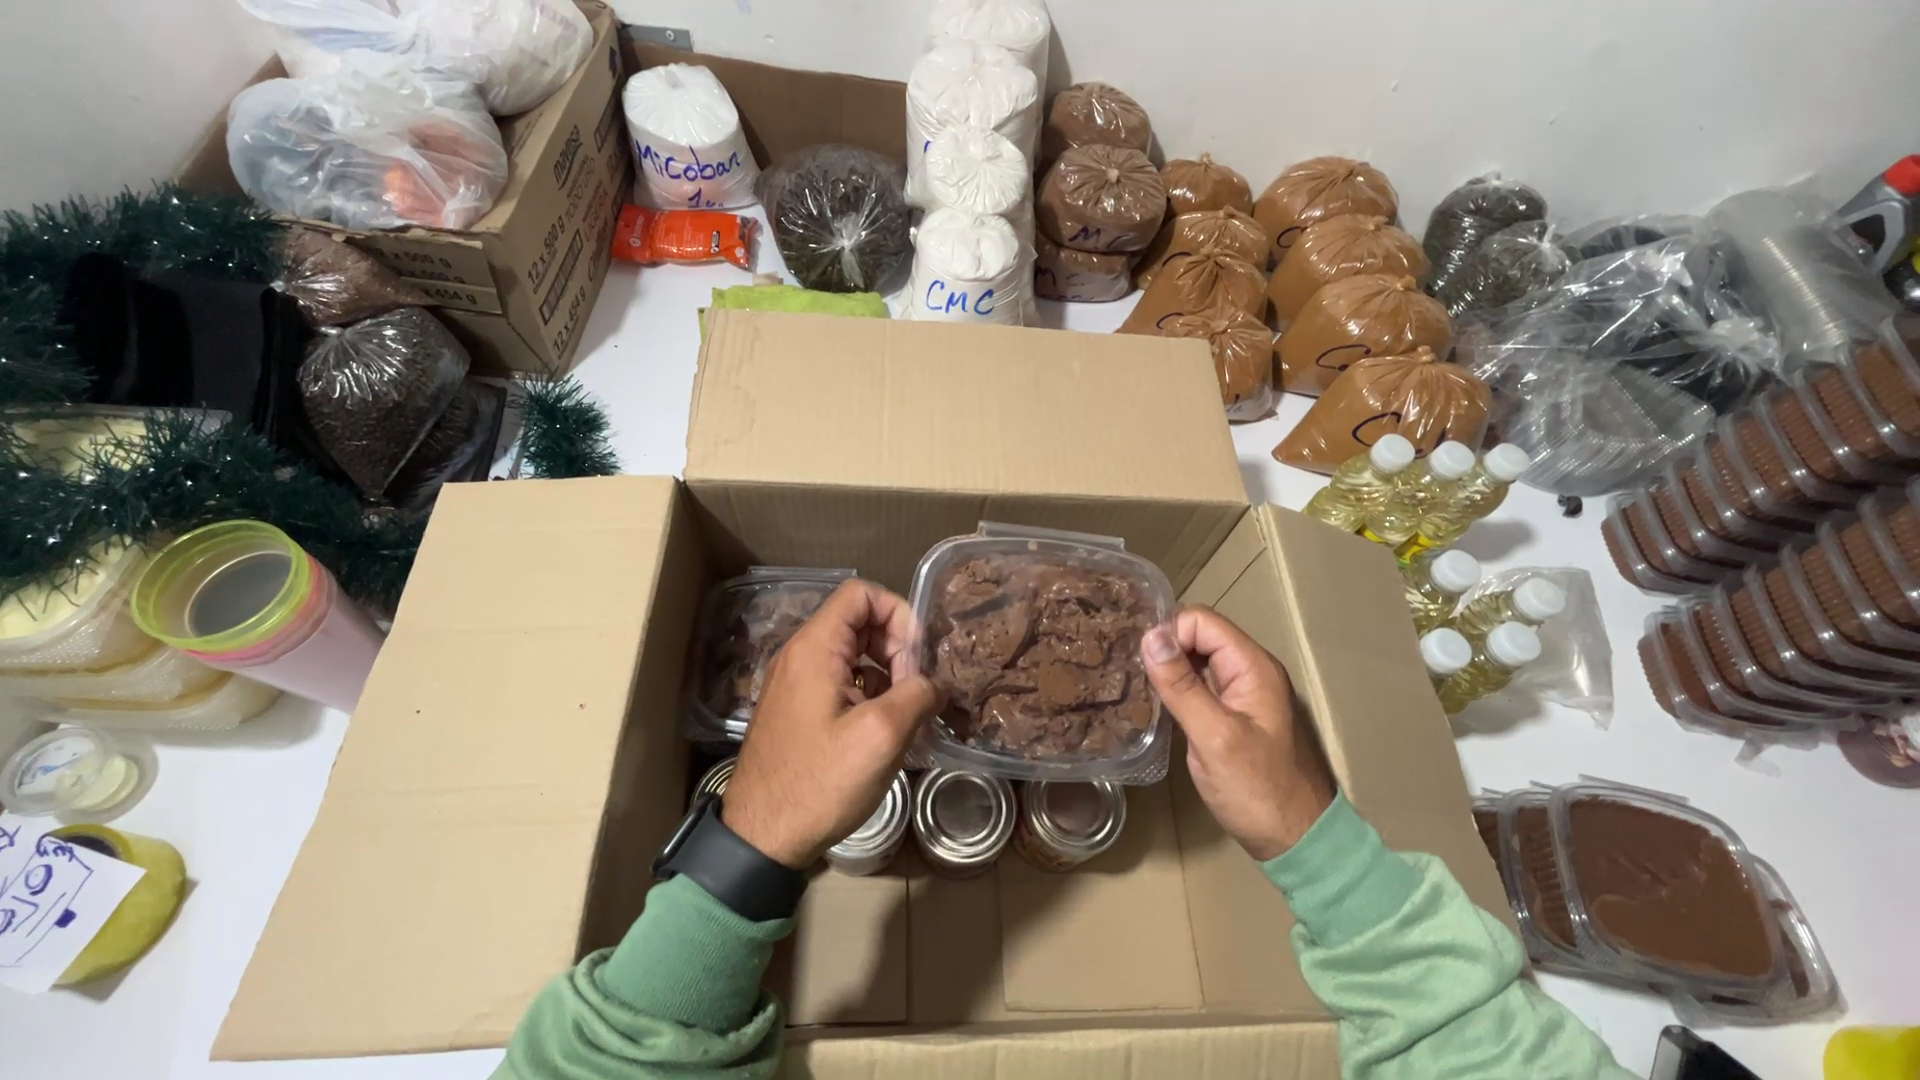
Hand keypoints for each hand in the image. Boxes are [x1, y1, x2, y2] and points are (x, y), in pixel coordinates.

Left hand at [723, 579, 945, 868]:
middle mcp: (800, 655)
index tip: (918, 657)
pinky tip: (884, 728)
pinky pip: (840, 680)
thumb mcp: (880, 736)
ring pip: (852, 653)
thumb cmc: (820, 782)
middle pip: (859, 621)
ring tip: (906, 712)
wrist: (761, 837)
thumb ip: (917, 695)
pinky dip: (869, 692)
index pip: (861, 594)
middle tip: (916, 690)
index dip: (899, 613)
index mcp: (814, 648)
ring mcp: (795, 683)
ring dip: (886, 672)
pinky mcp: (798, 709)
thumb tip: (936, 683)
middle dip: (897, 647)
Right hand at [1140, 606, 1335, 860]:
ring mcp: (1242, 695)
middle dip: (1164, 649)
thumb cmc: (1257, 790)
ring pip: (1196, 661)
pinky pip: (1200, 687)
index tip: (1141, 665)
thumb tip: (1150, 636)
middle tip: (1129, 675)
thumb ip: (1182, 685)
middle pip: (1198, 637)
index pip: (1201, 621)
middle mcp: (1249, 672)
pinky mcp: (1232, 716)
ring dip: (1167, 670)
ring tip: (1134, 688)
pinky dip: (1176, 690)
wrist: (1296, 841)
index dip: (1168, 635)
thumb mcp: (1214, 736)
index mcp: (1252, 667)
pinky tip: (1153, 706)